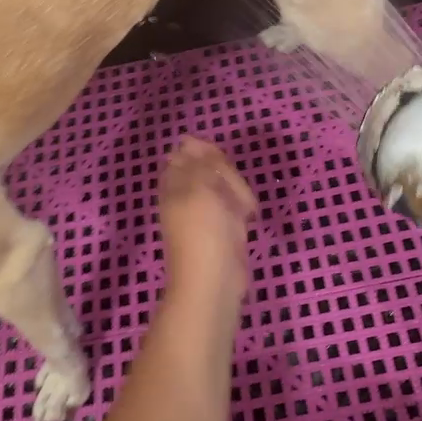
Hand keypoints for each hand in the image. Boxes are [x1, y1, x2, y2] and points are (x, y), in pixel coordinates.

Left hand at [159, 137, 257, 306]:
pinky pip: (236, 204)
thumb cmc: (202, 231)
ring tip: (243, 207)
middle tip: (232, 190)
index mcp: (174, 185)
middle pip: (209, 167)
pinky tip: (248, 214)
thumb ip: (197, 162)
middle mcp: (189, 195)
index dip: (203, 151)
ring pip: (226, 184)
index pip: (185, 154)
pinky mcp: (226, 225)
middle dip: (226, 174)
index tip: (219, 159)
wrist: (214, 281)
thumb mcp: (199, 188)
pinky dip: (243, 206)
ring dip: (238, 190)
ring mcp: (208, 210)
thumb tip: (188, 139)